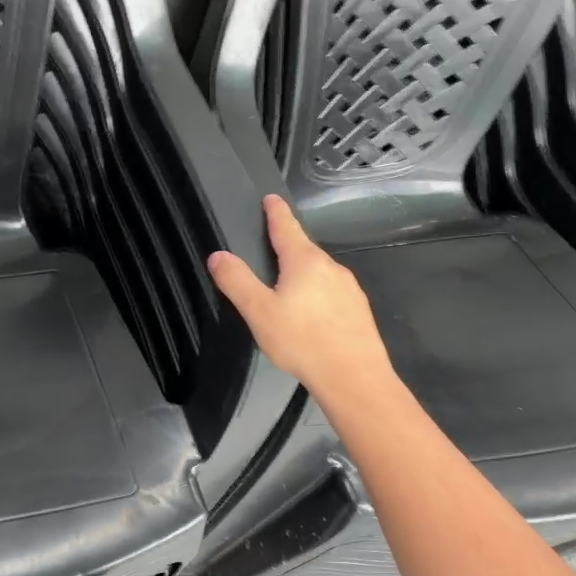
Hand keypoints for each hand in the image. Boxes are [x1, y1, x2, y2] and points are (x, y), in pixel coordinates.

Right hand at [207, 194, 392, 391]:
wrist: (354, 377)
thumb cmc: (302, 340)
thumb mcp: (258, 311)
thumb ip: (236, 281)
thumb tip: (218, 255)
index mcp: (305, 262)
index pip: (287, 228)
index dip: (277, 213)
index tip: (272, 198)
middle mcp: (331, 268)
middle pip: (304, 250)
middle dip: (287, 247)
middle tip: (267, 249)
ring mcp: (348, 290)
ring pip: (318, 273)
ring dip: (300, 274)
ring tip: (282, 288)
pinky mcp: (357, 311)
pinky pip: (329, 293)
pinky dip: (314, 294)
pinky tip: (306, 315)